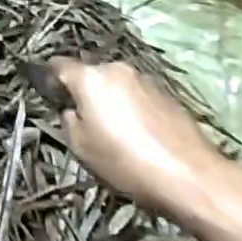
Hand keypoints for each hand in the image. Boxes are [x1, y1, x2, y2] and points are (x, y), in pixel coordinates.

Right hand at [48, 58, 225, 213]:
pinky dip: (133, 107)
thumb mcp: (82, 149)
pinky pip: (138, 94)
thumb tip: (72, 110)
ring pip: (116, 84)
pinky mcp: (166, 91)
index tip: (52, 96)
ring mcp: (144, 77)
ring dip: (111, 100)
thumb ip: (68, 121)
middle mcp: (116, 68)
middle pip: (91, 75)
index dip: (51, 79)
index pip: (60, 65)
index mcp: (90, 77)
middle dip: (86, 92)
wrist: (190, 175)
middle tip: (88, 122)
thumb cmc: (127, 162)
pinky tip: (141, 134)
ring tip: (118, 132)